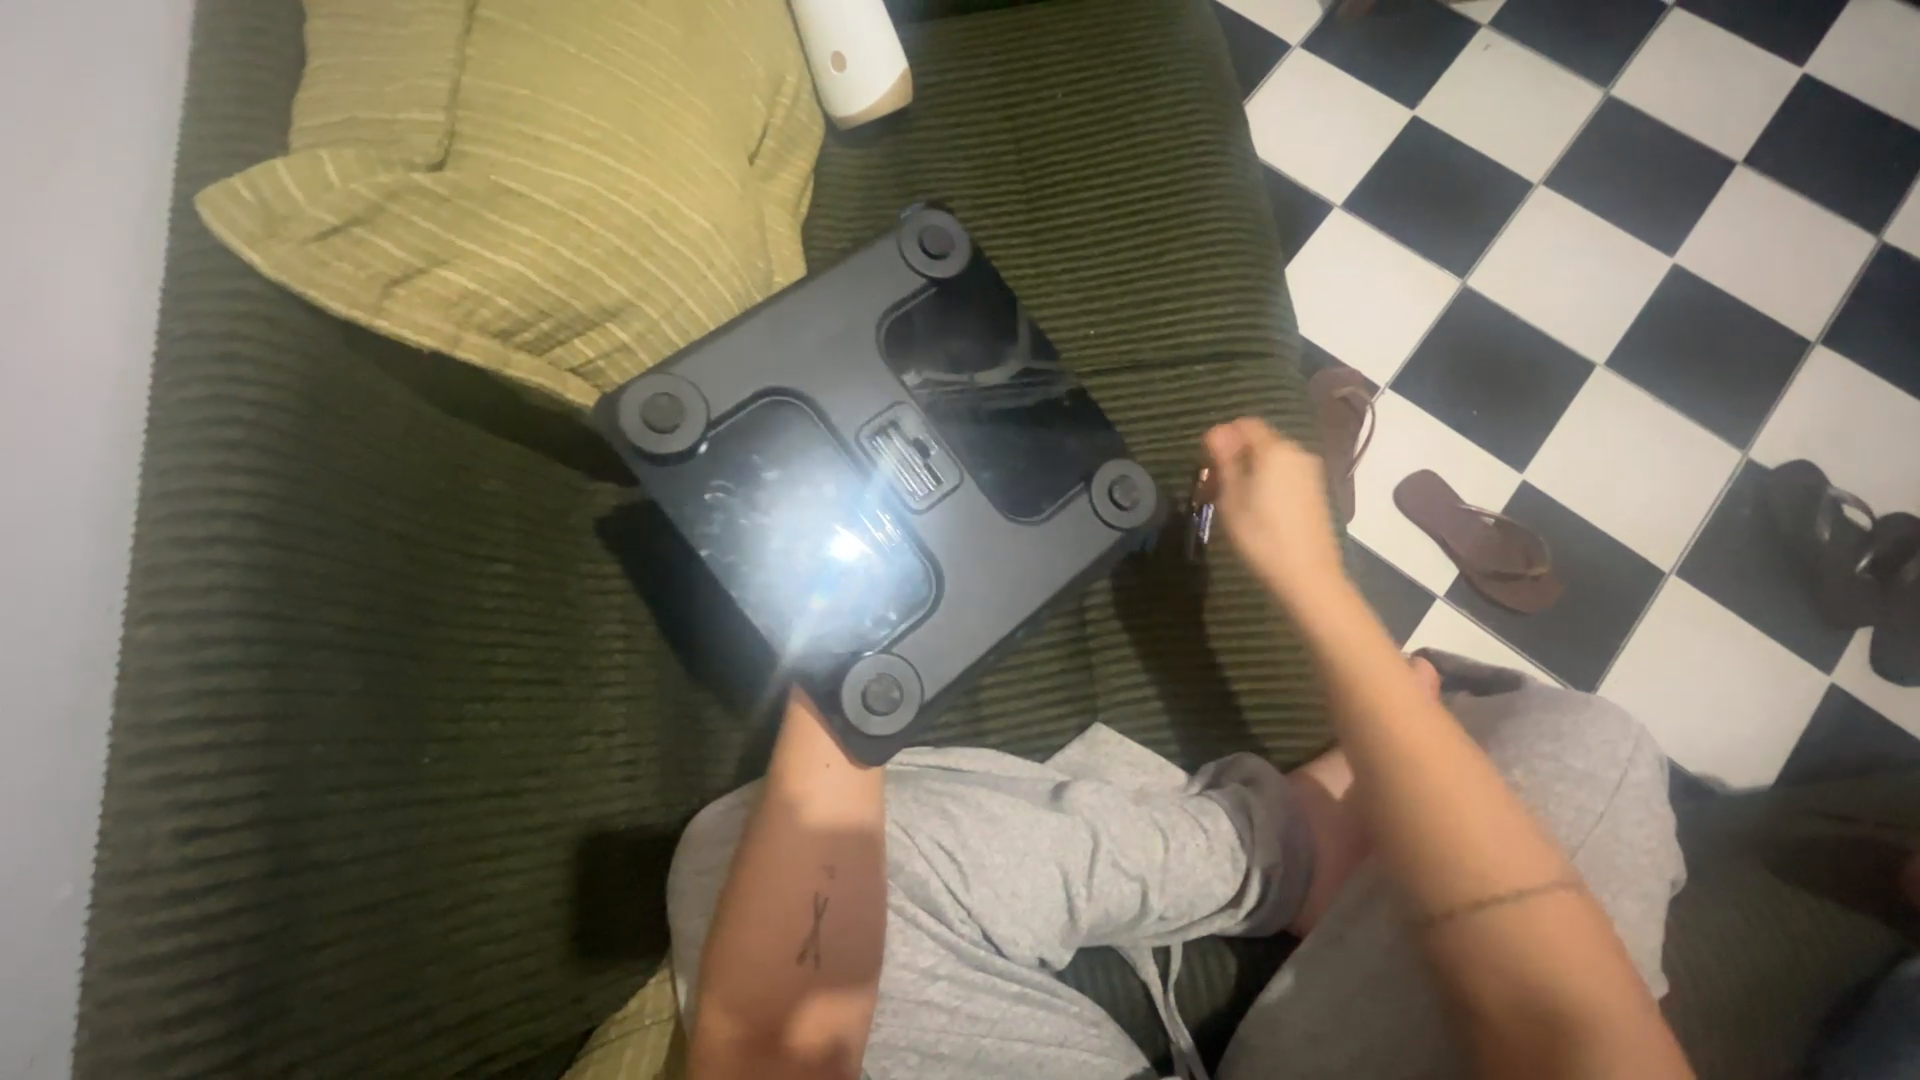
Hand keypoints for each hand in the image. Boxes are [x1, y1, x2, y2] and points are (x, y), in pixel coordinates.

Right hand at [1202, 418, 1346, 603]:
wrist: (1307, 574)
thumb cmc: (1261, 535)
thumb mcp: (1231, 498)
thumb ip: (1225, 460)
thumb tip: (1216, 431)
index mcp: (1274, 450)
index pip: (1245, 425)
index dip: (1222, 437)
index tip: (1204, 462)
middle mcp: (1296, 453)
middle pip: (1259, 442)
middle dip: (1234, 457)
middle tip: (1210, 486)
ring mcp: (1310, 473)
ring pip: (1272, 460)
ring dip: (1248, 471)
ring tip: (1229, 500)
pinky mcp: (1315, 492)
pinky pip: (1284, 475)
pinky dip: (1266, 482)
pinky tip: (1254, 508)